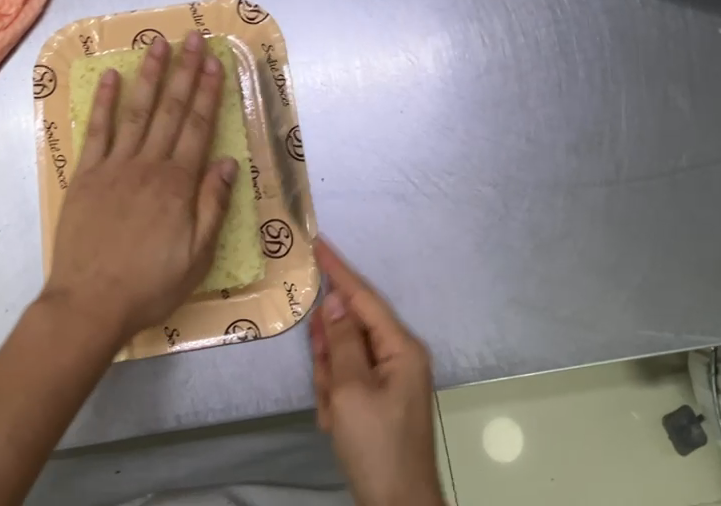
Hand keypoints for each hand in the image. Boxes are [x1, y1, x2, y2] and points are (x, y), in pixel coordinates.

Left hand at [41, 33, 237, 343]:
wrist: (89, 304)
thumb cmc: (149, 285)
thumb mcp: (197, 257)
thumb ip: (212, 206)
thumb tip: (227, 163)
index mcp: (178, 184)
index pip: (198, 127)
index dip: (207, 92)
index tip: (214, 62)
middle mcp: (148, 165)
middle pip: (170, 110)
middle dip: (183, 71)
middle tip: (192, 37)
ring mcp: (114, 167)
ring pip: (136, 111)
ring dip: (149, 75)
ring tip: (157, 43)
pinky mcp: (86, 176)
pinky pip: (97, 131)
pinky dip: (104, 103)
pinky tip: (112, 78)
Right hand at [310, 240, 444, 505]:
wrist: (397, 505)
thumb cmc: (376, 444)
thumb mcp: (350, 390)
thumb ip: (340, 340)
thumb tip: (335, 300)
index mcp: (401, 347)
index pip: (364, 298)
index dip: (339, 271)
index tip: (318, 242)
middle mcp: (399, 356)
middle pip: (351, 330)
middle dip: (330, 353)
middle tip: (327, 385)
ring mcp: (390, 379)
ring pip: (344, 357)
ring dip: (331, 381)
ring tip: (335, 412)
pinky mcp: (379, 399)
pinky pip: (347, 381)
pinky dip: (335, 398)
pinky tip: (338, 424)